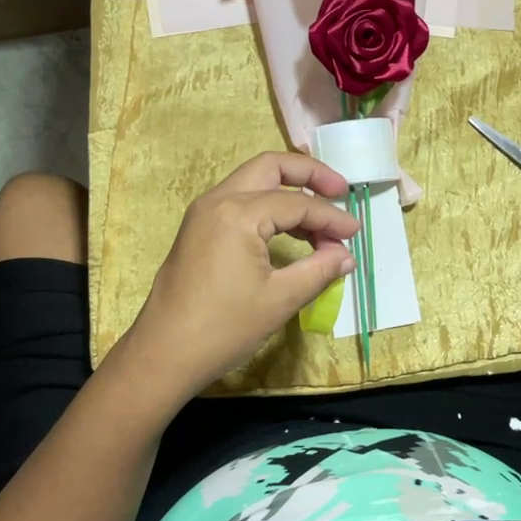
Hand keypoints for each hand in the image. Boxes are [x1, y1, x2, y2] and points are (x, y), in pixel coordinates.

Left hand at [106, 152, 357, 412]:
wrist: (164, 353)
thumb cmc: (223, 328)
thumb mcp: (280, 299)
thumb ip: (318, 270)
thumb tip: (345, 255)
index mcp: (237, 213)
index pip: (296, 203)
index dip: (331, 217)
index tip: (356, 233)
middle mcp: (217, 200)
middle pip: (270, 167)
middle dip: (309, 174)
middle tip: (340, 191)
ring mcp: (203, 212)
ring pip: (253, 182)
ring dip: (288, 191)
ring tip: (320, 220)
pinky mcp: (198, 228)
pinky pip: (239, 201)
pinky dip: (268, 207)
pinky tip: (291, 231)